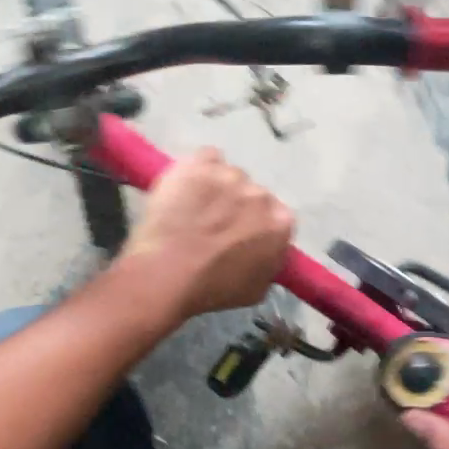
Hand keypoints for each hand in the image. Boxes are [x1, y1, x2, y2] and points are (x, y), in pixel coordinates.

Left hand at [120, 147, 293, 317]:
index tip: (243, 238)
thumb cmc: (212, 289)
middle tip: (216, 227)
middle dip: (239, 207)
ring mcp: (230, 175)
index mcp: (281, 224)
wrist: (166, 272)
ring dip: (218, 188)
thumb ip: (269, 264)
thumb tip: (265, 254)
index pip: (278, 218)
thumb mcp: (255, 290)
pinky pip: (207, 158)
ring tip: (195, 209)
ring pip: (229, 176)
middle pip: (254, 195)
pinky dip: (200, 169)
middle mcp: (261, 194)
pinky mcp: (199, 164)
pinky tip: (187, 187)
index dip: (259, 228)